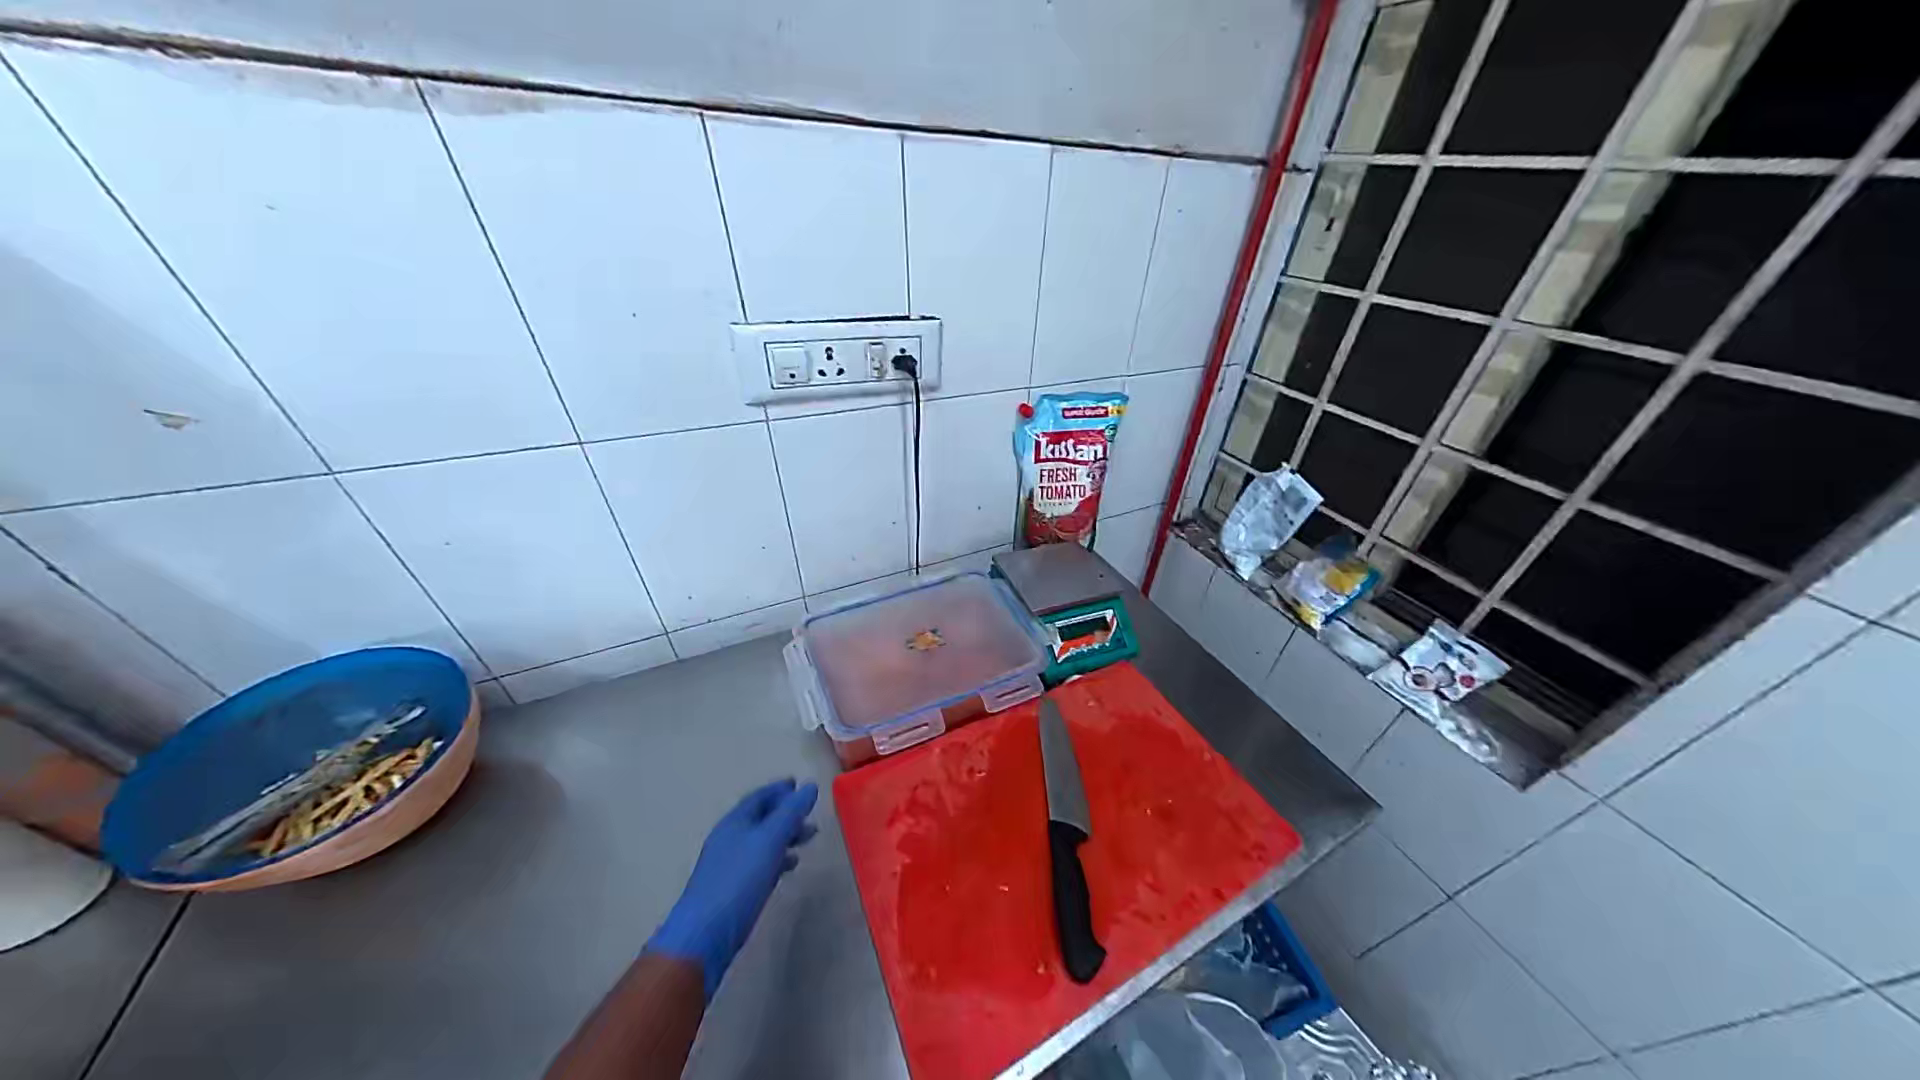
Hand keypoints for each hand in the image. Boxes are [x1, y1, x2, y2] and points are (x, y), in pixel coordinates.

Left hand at [645, 778, 819, 1000]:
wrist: (704, 935)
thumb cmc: (739, 880)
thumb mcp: (769, 840)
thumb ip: (790, 813)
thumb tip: (810, 786)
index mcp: (734, 822)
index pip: (759, 797)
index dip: (780, 789)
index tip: (799, 784)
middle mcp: (729, 839)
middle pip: (761, 818)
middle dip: (786, 813)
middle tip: (810, 813)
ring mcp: (729, 865)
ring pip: (762, 841)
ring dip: (785, 835)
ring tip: (808, 837)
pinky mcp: (732, 889)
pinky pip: (760, 863)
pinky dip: (777, 857)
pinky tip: (790, 865)